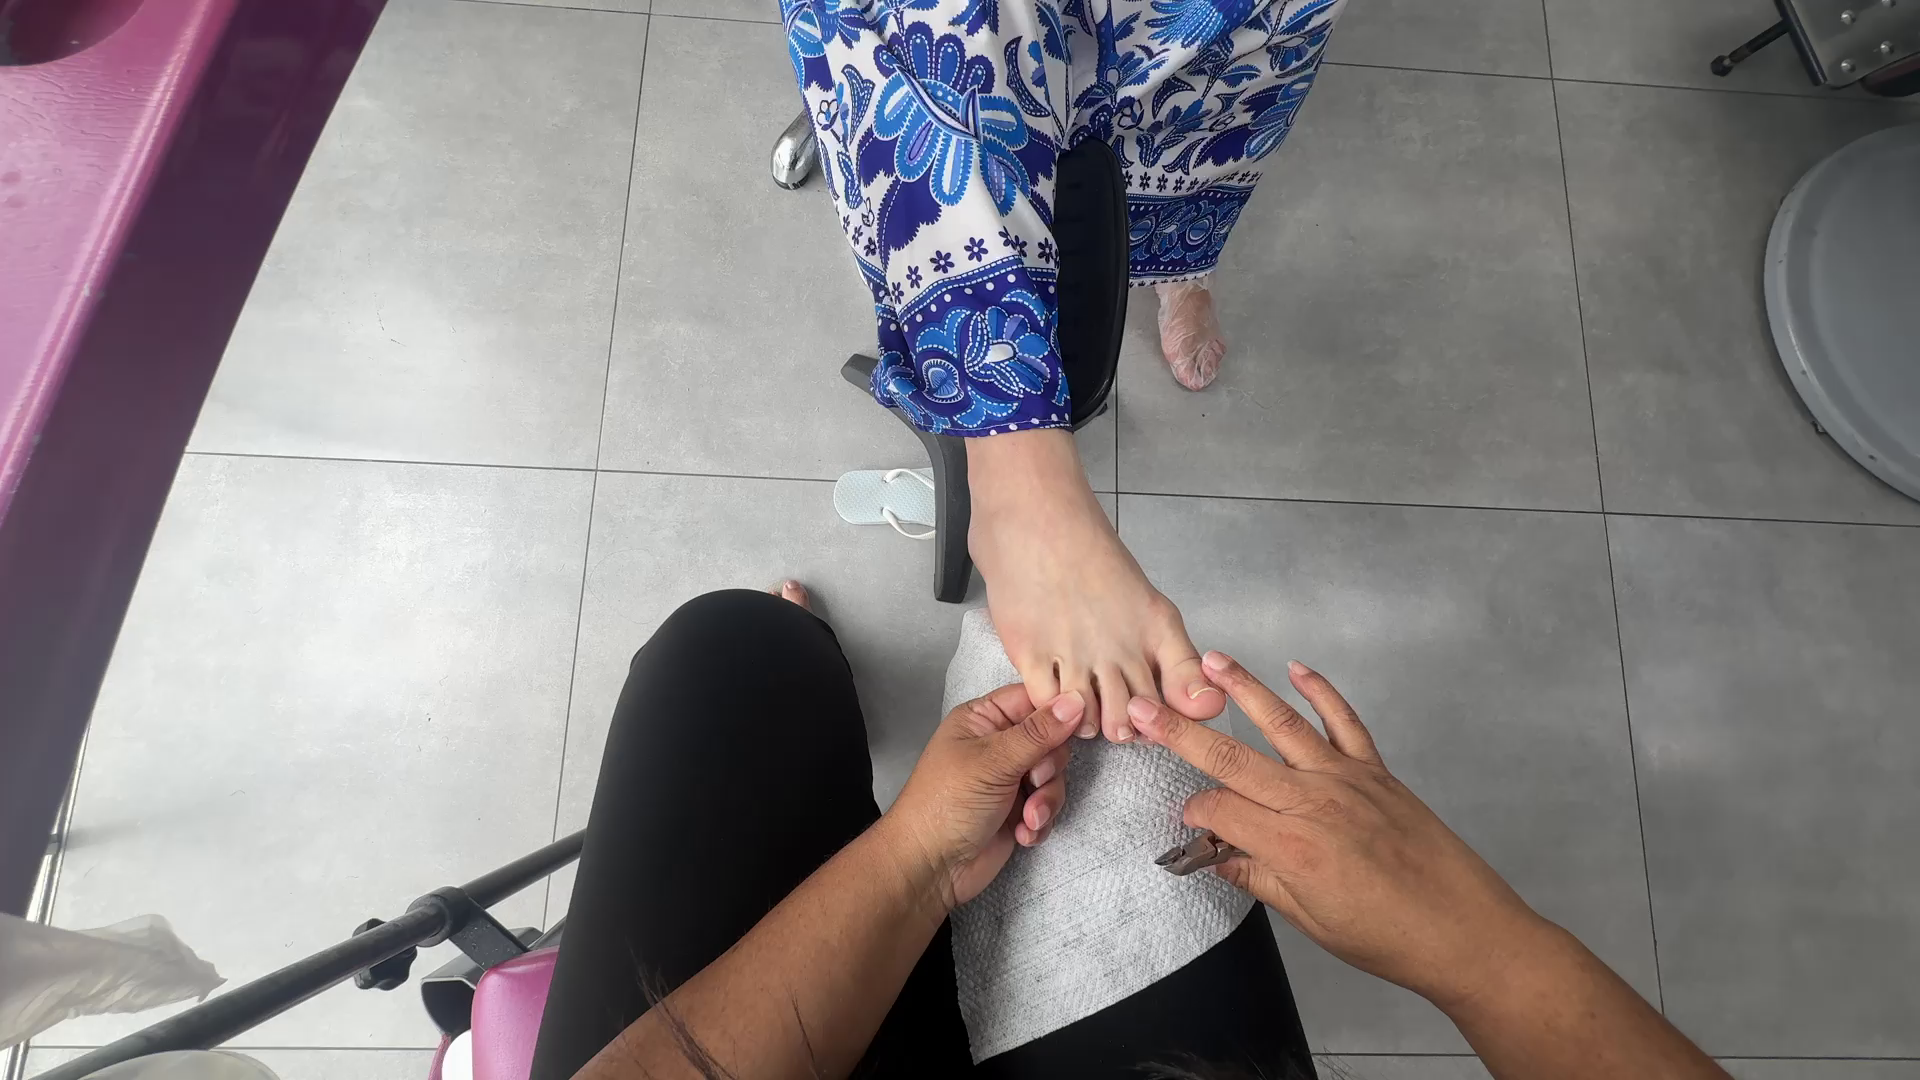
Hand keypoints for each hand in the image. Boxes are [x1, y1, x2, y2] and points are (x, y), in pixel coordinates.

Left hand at [883, 685, 1084, 907]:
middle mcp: (999, 743)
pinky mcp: (1019, 809)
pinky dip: (1040, 820)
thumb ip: (1038, 733)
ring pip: (1053, 775)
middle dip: (1049, 766)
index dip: (1059, 709)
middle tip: (1033, 780)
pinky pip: (1048, 804)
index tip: (1083, 724)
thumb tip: (1077, 700)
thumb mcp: (993, 761)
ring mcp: (1010, 777)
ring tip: (1029, 818)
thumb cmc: (949, 801)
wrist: (931, 867)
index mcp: (984, 718)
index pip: (1032, 698)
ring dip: (1046, 799)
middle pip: (1051, 738)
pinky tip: (1022, 833)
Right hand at [1126, 653, 1553, 1009]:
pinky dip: (1322, 692)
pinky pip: (1345, 722)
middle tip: (1144, 706)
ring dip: (1243, 689)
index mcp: (1292, 846)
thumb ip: (1258, 879)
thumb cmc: (1389, 938)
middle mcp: (1312, 802)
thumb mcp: (1311, 920)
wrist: (1473, 936)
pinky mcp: (1376, 771)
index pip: (1220, 810)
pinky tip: (1298, 669)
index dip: (1193, 810)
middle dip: (1181, 732)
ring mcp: (1346, 778)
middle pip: (1232, 759)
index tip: (1185, 817)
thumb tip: (1217, 856)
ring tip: (1213, 661)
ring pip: (1282, 724)